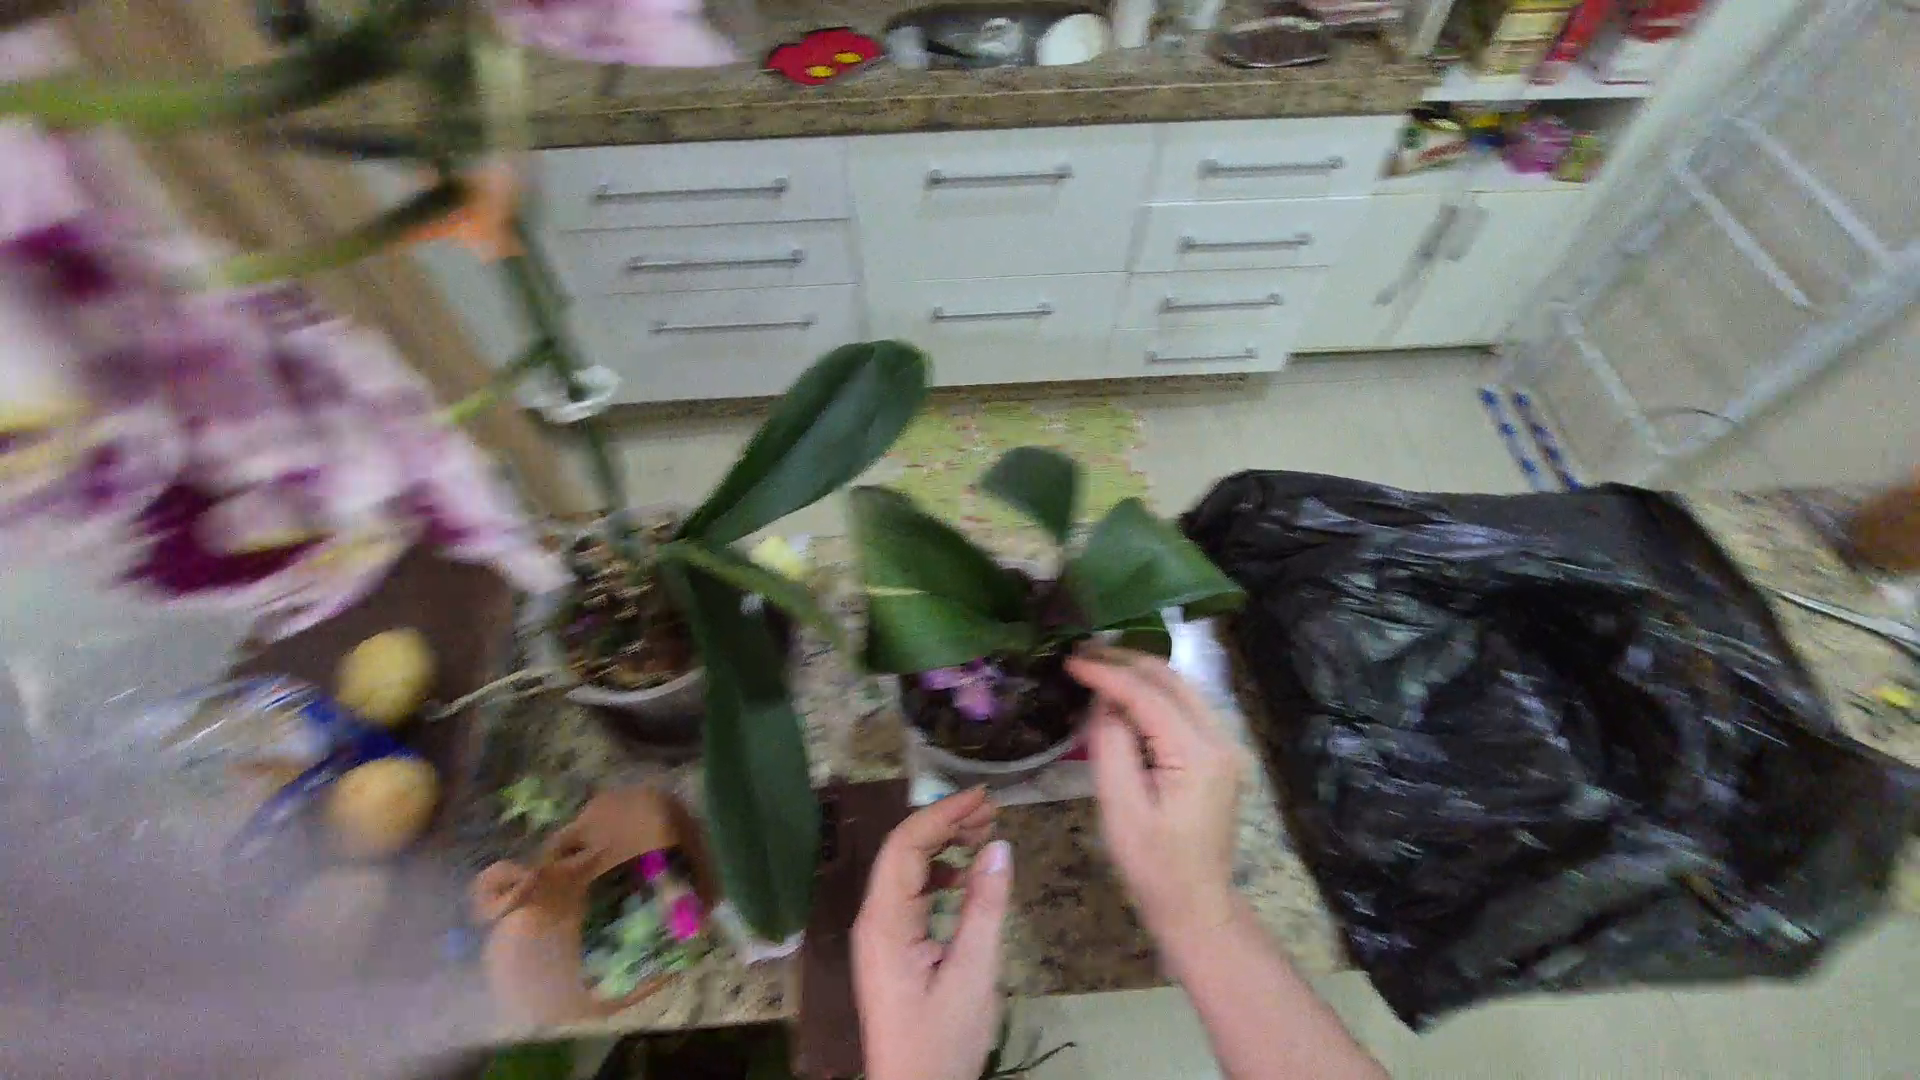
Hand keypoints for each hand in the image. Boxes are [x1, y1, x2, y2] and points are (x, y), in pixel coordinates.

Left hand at [853, 786, 1012, 1079]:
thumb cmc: (941, 1042)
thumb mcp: (972, 976)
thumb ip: (984, 907)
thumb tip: (999, 846)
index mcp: (885, 920)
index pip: (907, 844)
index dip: (942, 813)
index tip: (982, 798)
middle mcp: (875, 917)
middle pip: (905, 850)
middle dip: (945, 823)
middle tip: (990, 811)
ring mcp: (881, 931)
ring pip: (909, 867)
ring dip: (944, 844)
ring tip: (984, 832)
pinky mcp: (892, 944)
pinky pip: (913, 891)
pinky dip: (940, 872)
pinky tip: (966, 874)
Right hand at [1069, 646, 1243, 941]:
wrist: (1197, 906)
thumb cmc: (1153, 866)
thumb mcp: (1120, 809)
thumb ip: (1111, 746)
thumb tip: (1103, 702)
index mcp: (1198, 755)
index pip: (1147, 696)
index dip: (1106, 674)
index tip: (1069, 660)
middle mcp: (1221, 740)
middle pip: (1171, 679)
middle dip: (1124, 661)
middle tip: (1081, 654)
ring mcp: (1225, 745)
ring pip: (1181, 686)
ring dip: (1139, 672)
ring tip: (1097, 664)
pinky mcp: (1218, 753)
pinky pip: (1185, 705)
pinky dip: (1153, 691)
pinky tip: (1124, 692)